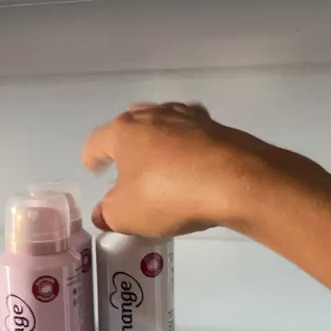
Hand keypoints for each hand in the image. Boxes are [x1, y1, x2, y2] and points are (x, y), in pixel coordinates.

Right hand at [81, 103, 321, 237]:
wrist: (238, 182)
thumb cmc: (168, 194)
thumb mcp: (126, 214)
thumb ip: (108, 214)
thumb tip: (103, 213)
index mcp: (124, 131)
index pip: (97, 141)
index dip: (92, 157)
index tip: (93, 169)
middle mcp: (155, 116)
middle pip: (131, 124)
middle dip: (125, 142)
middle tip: (124, 163)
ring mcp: (189, 119)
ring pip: (164, 125)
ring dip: (158, 142)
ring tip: (158, 164)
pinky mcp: (219, 129)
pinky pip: (193, 137)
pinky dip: (187, 149)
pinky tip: (192, 166)